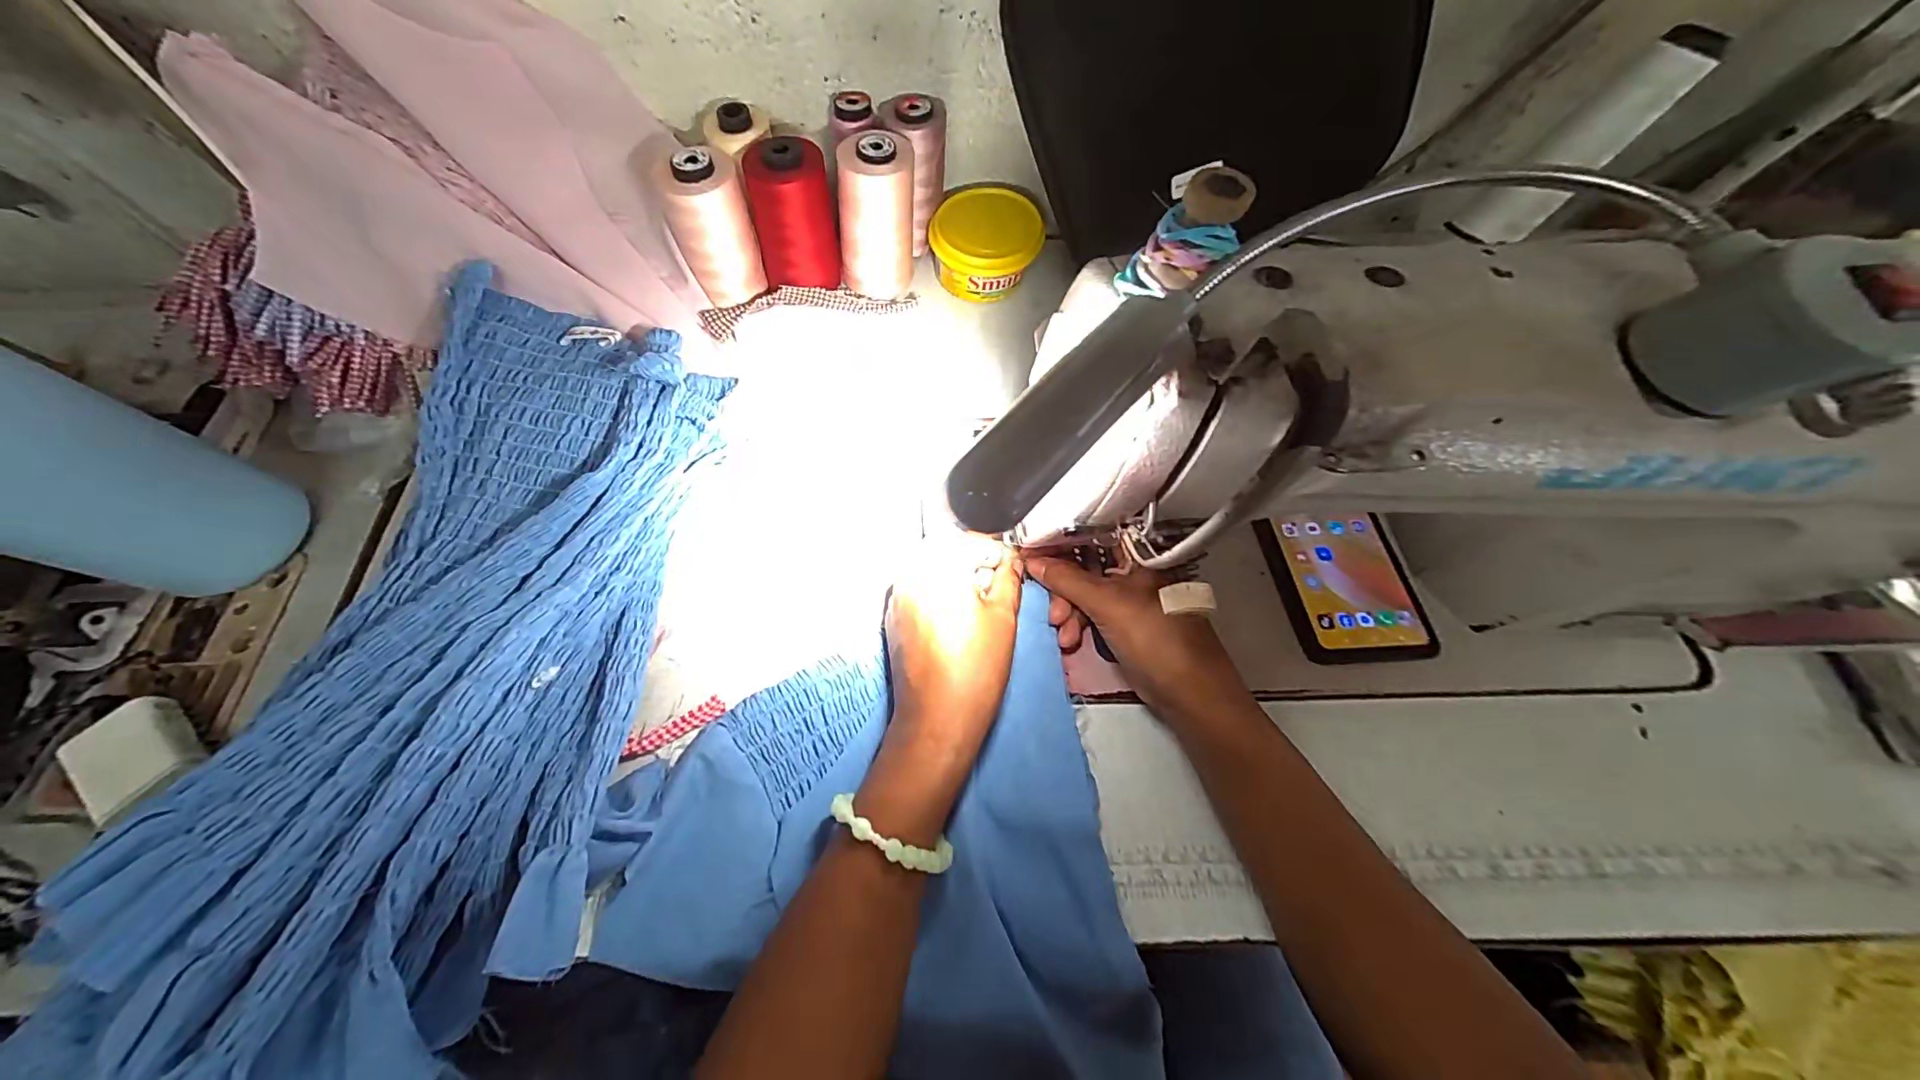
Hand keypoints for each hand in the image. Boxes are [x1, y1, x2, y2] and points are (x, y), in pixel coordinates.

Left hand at [884, 533, 1022, 747]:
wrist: (936, 720)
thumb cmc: (972, 673)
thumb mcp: (1004, 617)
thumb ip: (1007, 579)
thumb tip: (1009, 564)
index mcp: (934, 567)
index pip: (968, 539)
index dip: (994, 550)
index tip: (1009, 566)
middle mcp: (907, 576)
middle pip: (945, 550)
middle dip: (973, 562)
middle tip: (998, 583)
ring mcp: (896, 598)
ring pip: (931, 570)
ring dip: (956, 578)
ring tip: (981, 605)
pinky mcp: (894, 620)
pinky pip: (919, 592)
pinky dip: (939, 596)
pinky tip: (959, 622)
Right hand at [1026, 556, 1253, 732]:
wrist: (1188, 690)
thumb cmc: (1154, 637)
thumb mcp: (1107, 604)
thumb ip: (1067, 579)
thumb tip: (1032, 559)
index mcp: (1136, 554)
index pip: (1090, 534)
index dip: (1059, 542)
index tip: (1030, 553)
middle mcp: (1131, 570)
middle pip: (1082, 565)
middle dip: (1061, 588)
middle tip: (1053, 612)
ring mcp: (1127, 597)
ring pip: (1083, 592)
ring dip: (1067, 611)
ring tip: (1064, 635)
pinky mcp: (1122, 622)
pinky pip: (1089, 613)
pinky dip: (1077, 626)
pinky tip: (1071, 642)